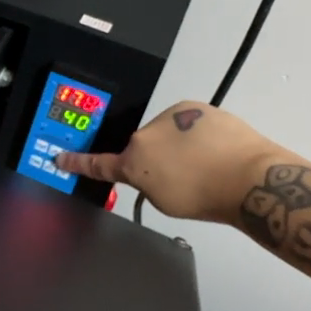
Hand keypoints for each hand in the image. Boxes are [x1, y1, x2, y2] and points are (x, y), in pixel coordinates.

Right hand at [55, 101, 279, 221]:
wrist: (250, 178)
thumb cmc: (206, 198)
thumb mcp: (164, 202)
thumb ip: (148, 184)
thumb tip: (154, 172)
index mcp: (135, 161)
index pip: (101, 163)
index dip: (78, 162)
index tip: (60, 157)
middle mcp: (148, 134)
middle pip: (144, 146)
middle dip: (157, 158)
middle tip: (182, 177)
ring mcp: (174, 118)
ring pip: (169, 132)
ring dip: (179, 145)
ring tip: (206, 164)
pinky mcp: (198, 108)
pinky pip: (190, 123)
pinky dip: (198, 135)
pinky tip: (216, 150)